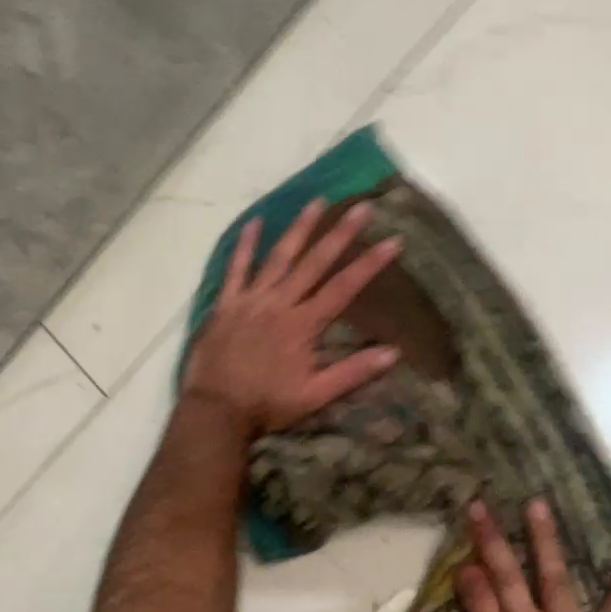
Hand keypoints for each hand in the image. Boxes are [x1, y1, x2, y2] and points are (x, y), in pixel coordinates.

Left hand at [181, 199, 402, 435]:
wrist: (217, 410)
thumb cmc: (267, 404)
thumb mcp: (315, 395)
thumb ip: (353, 372)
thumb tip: (393, 353)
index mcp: (304, 325)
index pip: (344, 288)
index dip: (369, 264)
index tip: (393, 241)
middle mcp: (280, 304)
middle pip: (315, 262)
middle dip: (340, 234)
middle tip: (362, 207)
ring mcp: (251, 300)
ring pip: (279, 257)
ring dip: (299, 228)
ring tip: (317, 201)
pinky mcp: (226, 304)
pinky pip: (236, 268)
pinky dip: (245, 245)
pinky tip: (255, 221)